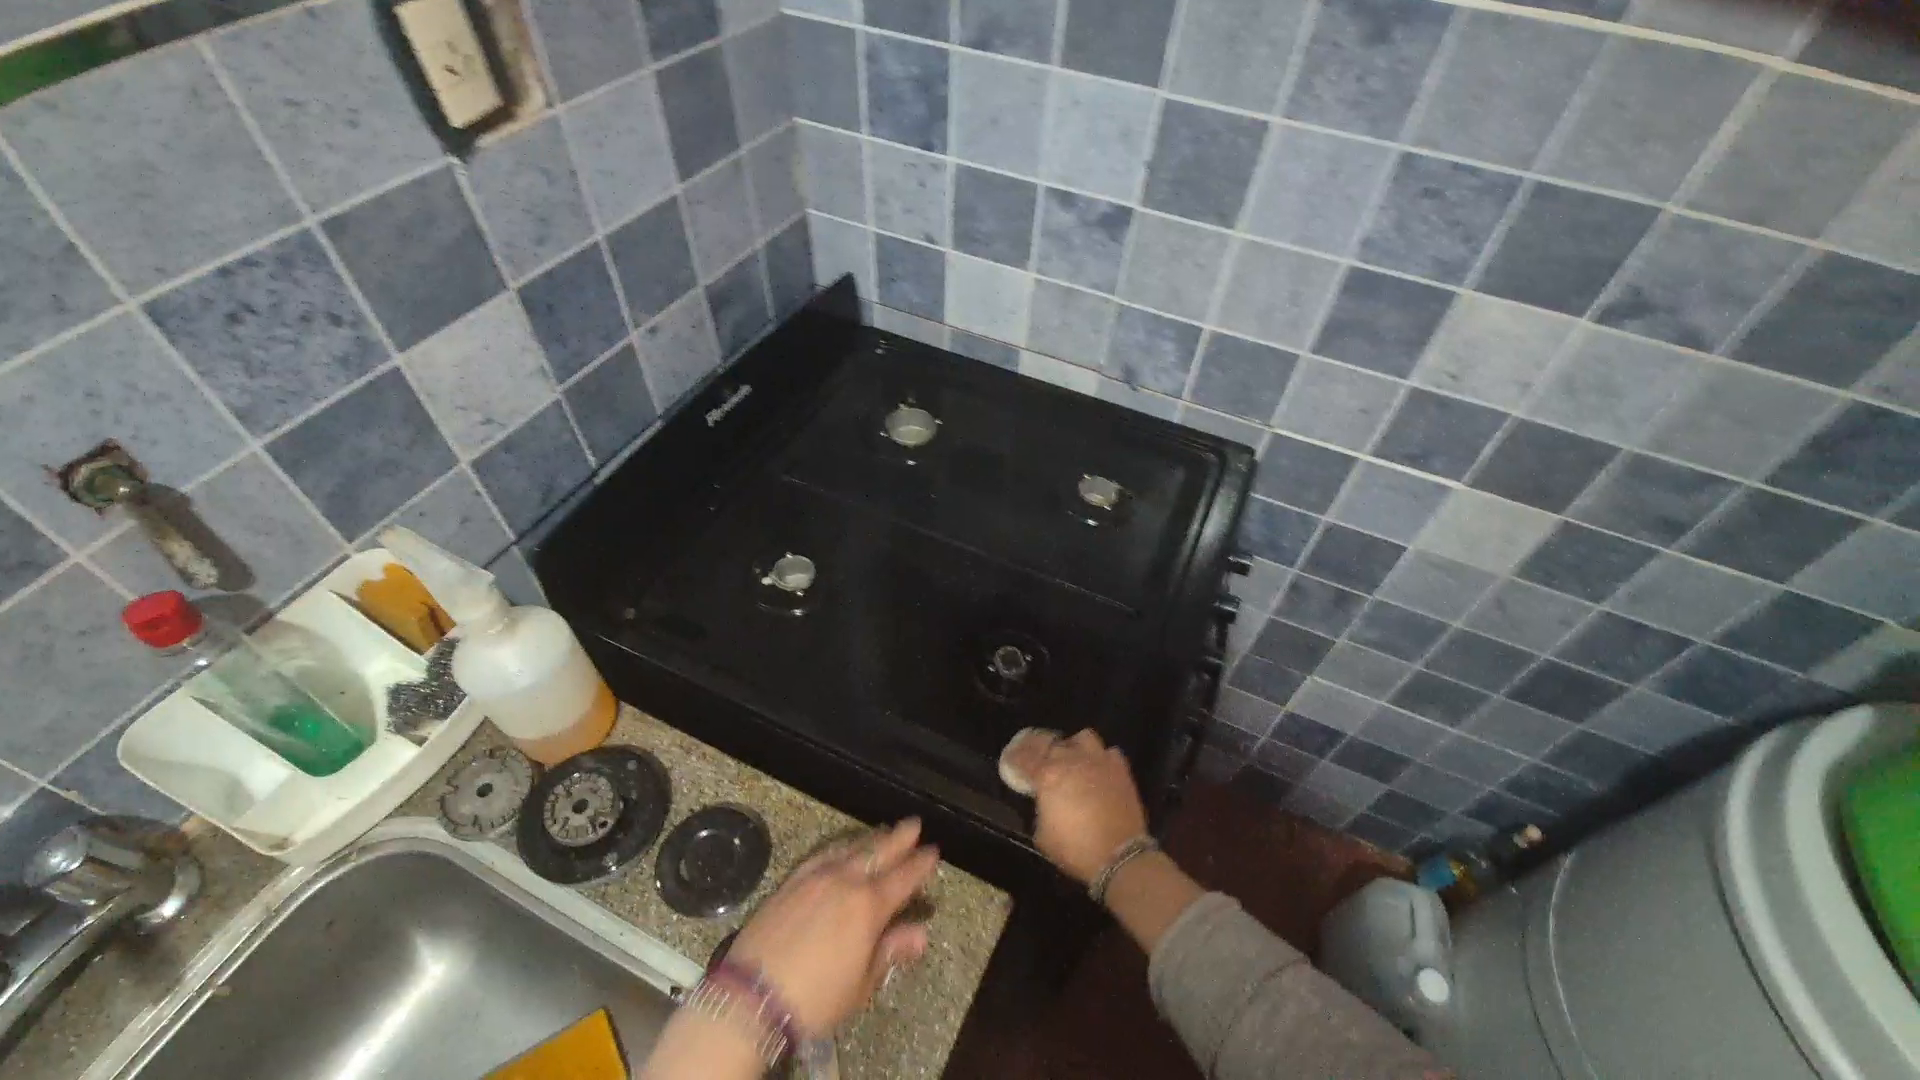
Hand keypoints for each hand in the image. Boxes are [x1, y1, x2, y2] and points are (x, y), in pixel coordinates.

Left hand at [725, 818, 937, 1036]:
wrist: (752, 997)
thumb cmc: (816, 998)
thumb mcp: (862, 984)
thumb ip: (891, 951)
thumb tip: (920, 934)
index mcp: (869, 906)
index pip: (903, 878)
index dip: (921, 864)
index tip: (934, 851)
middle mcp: (844, 882)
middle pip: (878, 852)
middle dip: (898, 838)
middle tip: (914, 824)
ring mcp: (814, 878)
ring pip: (849, 849)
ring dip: (869, 840)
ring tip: (882, 832)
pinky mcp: (789, 882)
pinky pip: (821, 855)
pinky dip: (837, 847)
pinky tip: (840, 849)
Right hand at [1023, 729, 1148, 883]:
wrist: (1118, 856)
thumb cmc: (1075, 849)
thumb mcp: (1042, 835)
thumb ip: (1040, 809)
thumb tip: (1045, 802)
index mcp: (1047, 776)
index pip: (1023, 757)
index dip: (1014, 757)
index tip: (1011, 761)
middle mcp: (1071, 761)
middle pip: (1050, 742)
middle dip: (1040, 750)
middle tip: (1039, 762)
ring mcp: (1098, 761)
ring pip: (1082, 738)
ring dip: (1073, 747)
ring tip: (1072, 760)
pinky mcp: (1120, 769)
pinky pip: (1108, 753)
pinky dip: (1101, 759)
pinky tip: (1098, 771)